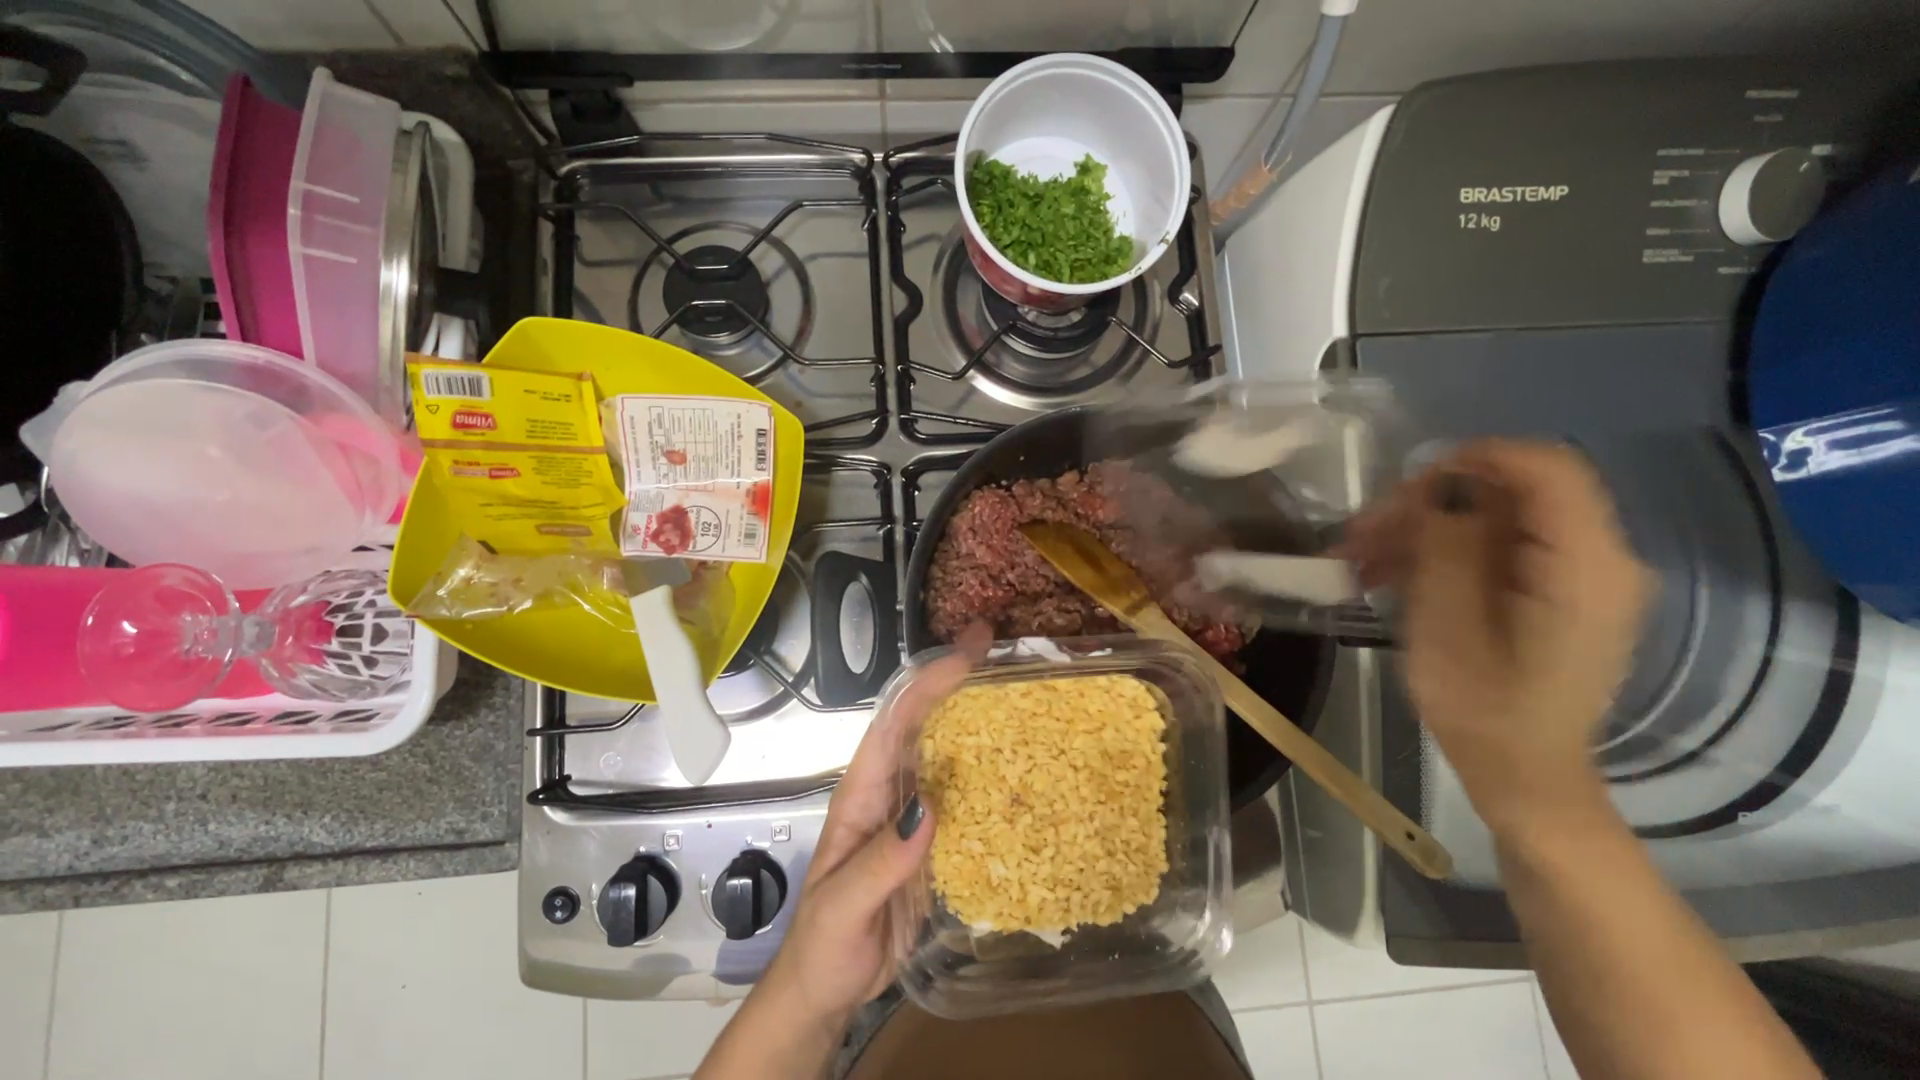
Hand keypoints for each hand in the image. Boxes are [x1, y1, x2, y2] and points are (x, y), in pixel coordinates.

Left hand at [759, 624, 988, 1020]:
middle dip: (957, 684)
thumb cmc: (824, 946)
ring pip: (949, 756)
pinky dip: (994, 778)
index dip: (928, 685)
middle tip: (1004, 652)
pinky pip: (966, 801)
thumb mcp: (843, 907)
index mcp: (862, 795)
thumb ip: (880, 863)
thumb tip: (928, 809)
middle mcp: (891, 795)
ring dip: (981, 724)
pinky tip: (1028, 772)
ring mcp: (914, 819)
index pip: (894, 725)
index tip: (967, 655)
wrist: (828, 990)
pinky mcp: (936, 846)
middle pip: (924, 726)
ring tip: (1024, 695)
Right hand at [1340, 440, 1652, 832]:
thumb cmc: (1483, 711)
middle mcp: (1596, 559)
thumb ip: (1446, 546)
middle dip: (1430, 501)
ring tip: (1360, 558)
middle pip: (1512, 492)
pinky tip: (1390, 574)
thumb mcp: (1447, 626)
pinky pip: (1498, 550)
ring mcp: (1577, 578)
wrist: (1524, 778)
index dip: (1473, 459)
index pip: (1545, 468)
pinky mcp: (1555, 595)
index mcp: (1585, 564)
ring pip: (1494, 520)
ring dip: (1425, 528)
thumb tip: (1438, 492)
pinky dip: (1445, 552)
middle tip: (1361, 532)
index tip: (1404, 486)